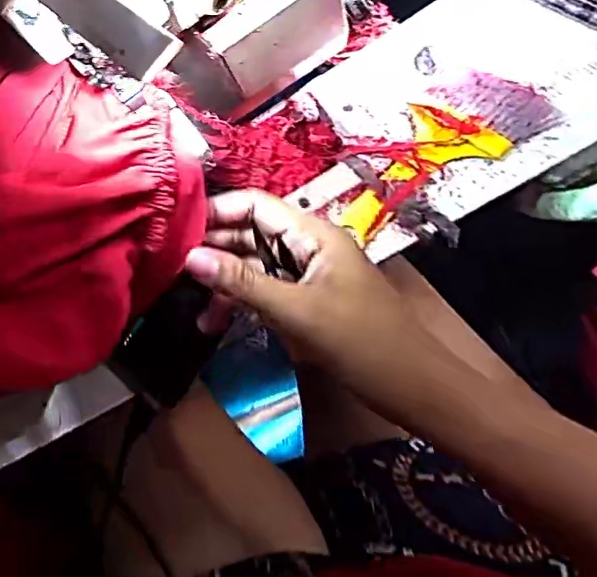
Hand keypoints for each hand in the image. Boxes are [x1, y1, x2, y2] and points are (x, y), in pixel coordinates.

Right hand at [184, 190, 421, 378]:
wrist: (421, 393)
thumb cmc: (364, 343)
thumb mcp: (298, 312)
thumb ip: (243, 282)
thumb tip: (190, 258)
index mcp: (311, 232)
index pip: (253, 203)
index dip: (216, 211)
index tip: (178, 229)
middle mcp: (305, 244)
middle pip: (249, 233)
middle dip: (214, 250)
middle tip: (175, 271)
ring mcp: (305, 273)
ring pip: (252, 264)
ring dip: (224, 282)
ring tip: (194, 306)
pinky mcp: (304, 300)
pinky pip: (263, 290)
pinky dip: (240, 302)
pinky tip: (215, 322)